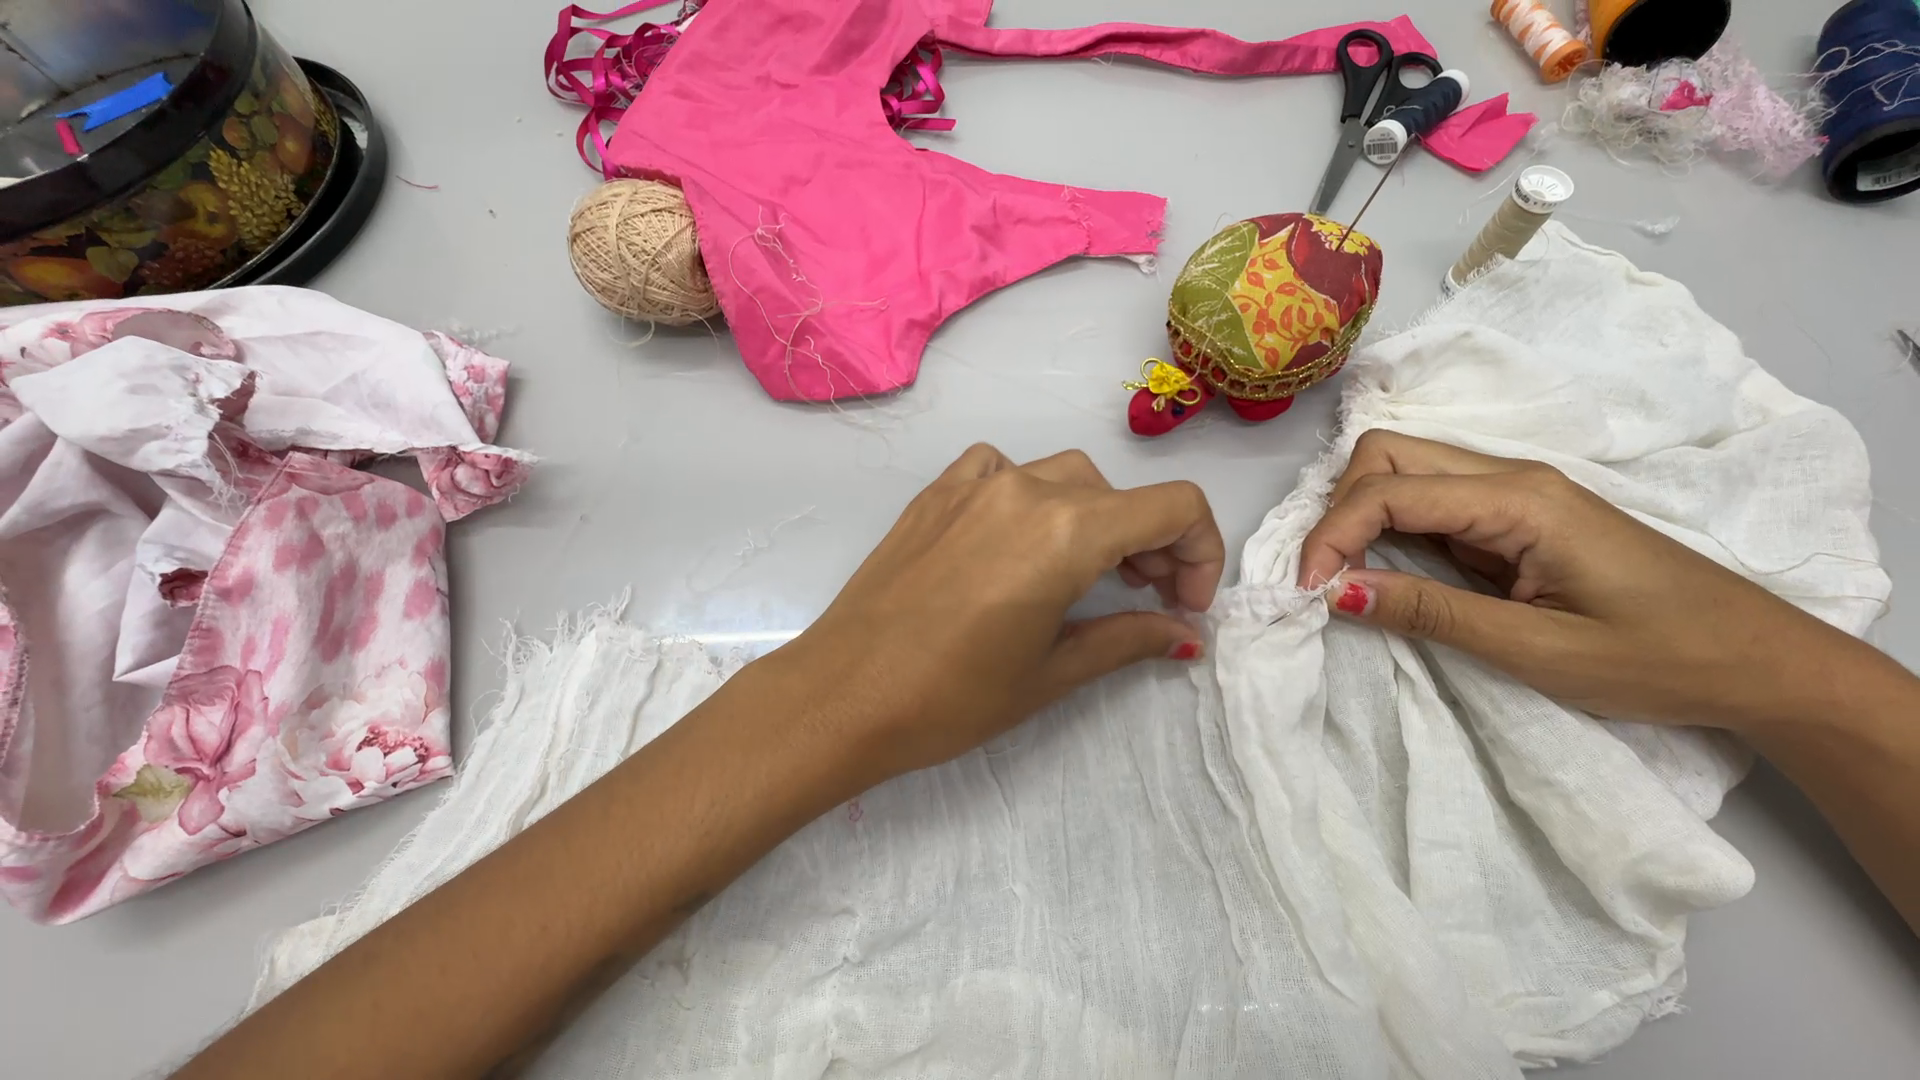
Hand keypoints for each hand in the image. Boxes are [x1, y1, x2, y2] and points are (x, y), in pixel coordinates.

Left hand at [765, 444, 1223, 787]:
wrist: (841, 694)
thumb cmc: (950, 698)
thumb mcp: (1051, 673)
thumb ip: (1128, 639)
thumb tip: (1184, 633)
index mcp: (1066, 531)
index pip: (1173, 507)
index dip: (1201, 553)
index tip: (1185, 604)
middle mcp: (1026, 489)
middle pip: (1121, 495)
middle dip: (1152, 544)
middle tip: (1143, 599)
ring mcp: (974, 482)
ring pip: (1066, 477)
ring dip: (1095, 518)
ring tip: (1084, 574)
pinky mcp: (936, 491)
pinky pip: (1003, 470)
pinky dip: (1032, 495)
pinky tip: (1018, 540)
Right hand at [1296, 431, 1890, 733]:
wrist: (1763, 665)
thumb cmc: (1659, 661)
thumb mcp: (1535, 649)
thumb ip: (1429, 612)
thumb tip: (1335, 592)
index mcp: (1520, 500)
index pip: (1390, 489)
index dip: (1331, 534)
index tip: (1307, 591)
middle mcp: (1511, 477)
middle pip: (1388, 454)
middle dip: (1339, 509)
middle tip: (1327, 577)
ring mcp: (1514, 492)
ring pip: (1403, 470)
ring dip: (1358, 515)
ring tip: (1345, 576)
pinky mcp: (1514, 516)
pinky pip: (1429, 501)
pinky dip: (1387, 528)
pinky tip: (1383, 567)